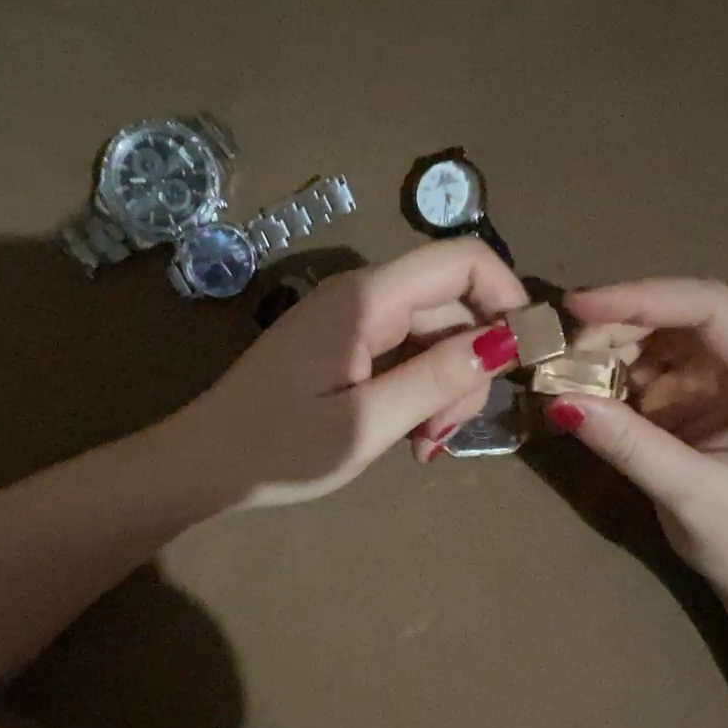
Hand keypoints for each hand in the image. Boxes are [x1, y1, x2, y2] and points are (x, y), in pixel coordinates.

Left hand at [172, 238, 528, 507]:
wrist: (204, 466)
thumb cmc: (278, 449)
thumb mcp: (366, 423)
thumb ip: (436, 380)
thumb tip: (505, 342)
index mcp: (366, 301)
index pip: (462, 261)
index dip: (506, 300)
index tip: (522, 361)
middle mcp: (363, 298)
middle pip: (452, 309)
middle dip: (468, 370)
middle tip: (444, 435)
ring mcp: (353, 324)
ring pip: (433, 338)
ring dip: (444, 390)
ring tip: (421, 446)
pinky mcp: (345, 349)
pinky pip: (404, 357)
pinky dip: (419, 394)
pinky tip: (408, 437)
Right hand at [545, 278, 727, 601]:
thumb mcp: (690, 496)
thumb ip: (630, 446)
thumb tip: (560, 401)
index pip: (715, 310)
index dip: (646, 299)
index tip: (579, 307)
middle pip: (684, 313)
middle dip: (619, 323)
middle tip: (562, 350)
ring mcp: (726, 374)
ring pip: (661, 333)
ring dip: (610, 346)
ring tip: (567, 373)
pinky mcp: (697, 392)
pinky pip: (649, 364)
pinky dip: (612, 372)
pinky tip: (585, 390)